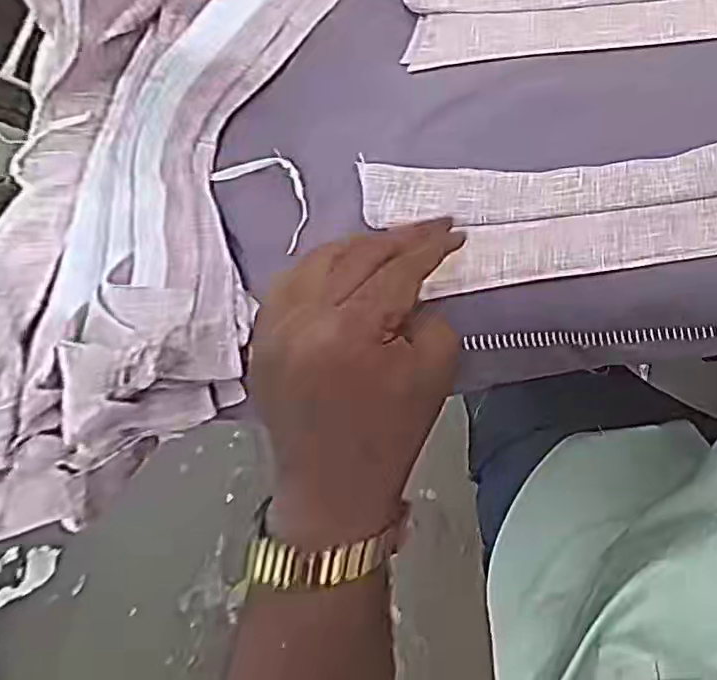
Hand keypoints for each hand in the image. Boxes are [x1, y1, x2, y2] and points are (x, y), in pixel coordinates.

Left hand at [249, 219, 465, 548]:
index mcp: (347, 331)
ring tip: (395, 241)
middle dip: (401, 238)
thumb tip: (414, 289)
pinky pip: (291, 282)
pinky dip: (324, 264)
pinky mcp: (261, 340)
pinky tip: (348, 263)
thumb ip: (428, 313)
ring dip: (361, 244)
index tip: (456, 234)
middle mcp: (301, 320)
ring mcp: (272, 329)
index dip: (430, 248)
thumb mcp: (436, 365)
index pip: (396, 270)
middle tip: (434, 228)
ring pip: (319, 260)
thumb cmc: (393, 429)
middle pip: (357, 255)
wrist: (334, 487)